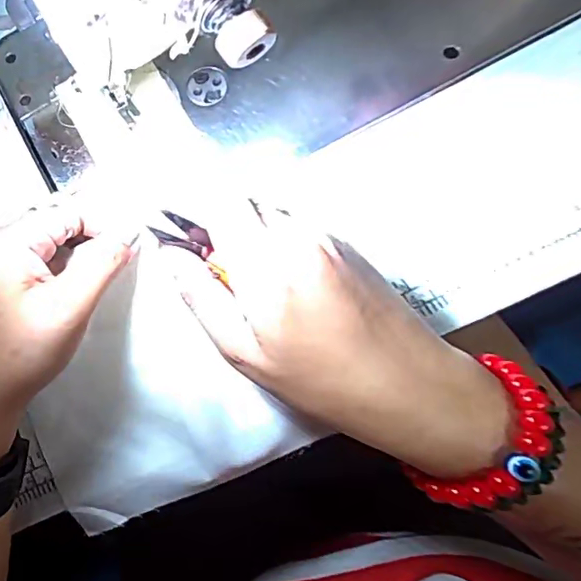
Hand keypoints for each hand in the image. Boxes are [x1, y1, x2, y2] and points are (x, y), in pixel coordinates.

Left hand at [0, 203, 137, 466]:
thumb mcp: (68, 307)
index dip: (106, 226)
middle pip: (65, 221)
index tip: (132, 250)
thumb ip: (102, 264)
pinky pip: (51, 260)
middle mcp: (7, 242)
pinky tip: (83, 290)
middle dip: (97, 237)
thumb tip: (129, 234)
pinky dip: (73, 269)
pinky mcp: (14, 281)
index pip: (72, 211)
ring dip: (86, 254)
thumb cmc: (18, 353)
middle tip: (123, 263)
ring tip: (104, 279)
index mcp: (13, 239)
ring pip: (60, 241)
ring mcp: (8, 261)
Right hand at [160, 202, 513, 476]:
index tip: (185, 235)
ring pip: (268, 214)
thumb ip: (202, 299)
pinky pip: (295, 227)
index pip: (216, 198)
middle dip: (220, 226)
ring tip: (261, 286)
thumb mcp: (247, 354)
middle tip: (221, 272)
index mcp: (268, 263)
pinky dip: (279, 244)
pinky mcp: (345, 240)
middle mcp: (297, 235)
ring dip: (250, 236)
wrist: (408, 381)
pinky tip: (293, 288)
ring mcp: (326, 234)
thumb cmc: (320, 379)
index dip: (191, 206)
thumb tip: (171, 256)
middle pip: (241, 201)